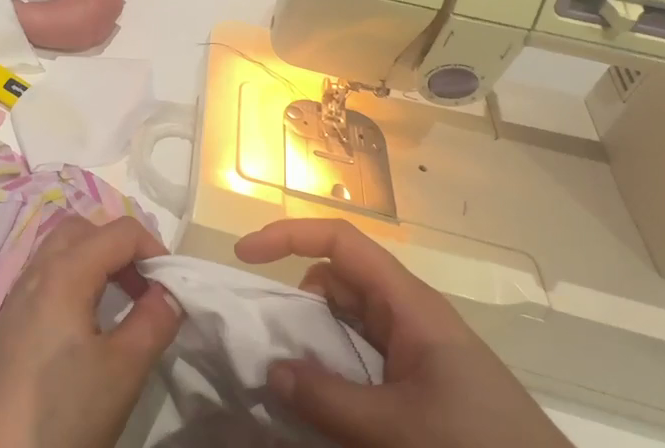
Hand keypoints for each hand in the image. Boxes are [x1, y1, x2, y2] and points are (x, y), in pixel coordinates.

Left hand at [0, 216, 180, 447]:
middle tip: (145, 288)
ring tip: (122, 305)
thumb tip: (170, 291)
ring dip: (97, 262)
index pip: (119, 231)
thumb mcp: (123, 370)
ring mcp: (17, 295)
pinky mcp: (9, 322)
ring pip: (61, 251)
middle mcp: (36, 271)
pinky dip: (75, 281)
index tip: (174, 287)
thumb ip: (153, 322)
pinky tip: (87, 326)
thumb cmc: (62, 409)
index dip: (154, 248)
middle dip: (121, 247)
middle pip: (84, 230)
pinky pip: (46, 277)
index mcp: (64, 271)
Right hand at [236, 219, 570, 447]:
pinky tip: (318, 408)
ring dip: (312, 346)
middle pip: (336, 285)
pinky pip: (362, 363)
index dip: (289, 236)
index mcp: (409, 305)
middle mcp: (409, 318)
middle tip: (262, 346)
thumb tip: (273, 370)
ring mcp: (415, 353)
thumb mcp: (395, 430)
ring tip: (284, 382)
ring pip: (346, 327)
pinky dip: (333, 375)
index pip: (341, 242)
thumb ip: (328, 399)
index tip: (245, 257)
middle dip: (294, 305)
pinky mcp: (420, 386)